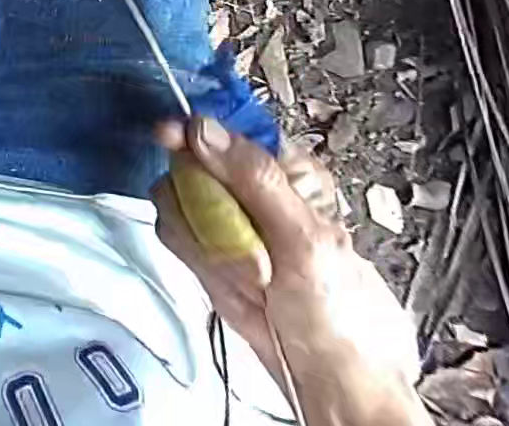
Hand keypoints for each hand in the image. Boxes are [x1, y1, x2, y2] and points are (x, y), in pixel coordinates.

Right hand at [156, 118, 428, 425]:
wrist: (328, 381)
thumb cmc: (336, 309)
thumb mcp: (304, 237)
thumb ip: (253, 178)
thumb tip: (199, 126)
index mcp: (282, 167)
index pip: (226, 128)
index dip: (195, 129)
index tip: (171, 136)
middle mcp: (245, 184)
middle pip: (188, 160)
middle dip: (201, 201)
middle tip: (234, 238)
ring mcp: (220, 214)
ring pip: (174, 196)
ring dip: (202, 238)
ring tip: (248, 275)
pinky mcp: (201, 243)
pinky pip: (171, 229)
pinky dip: (194, 256)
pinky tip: (228, 279)